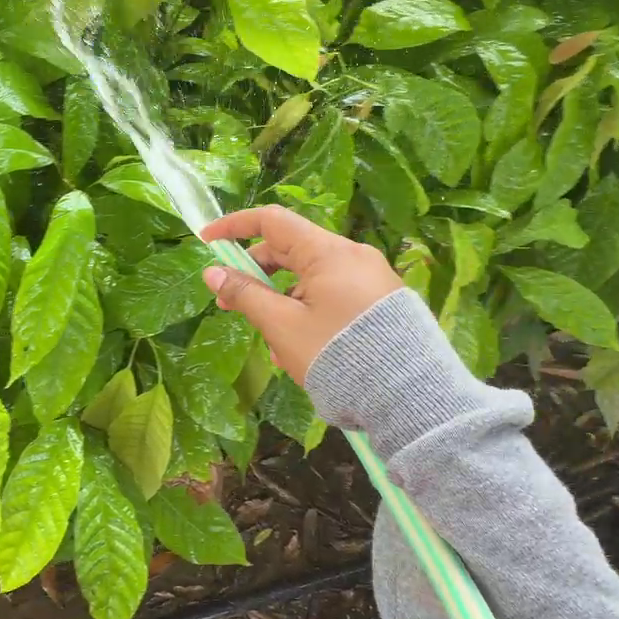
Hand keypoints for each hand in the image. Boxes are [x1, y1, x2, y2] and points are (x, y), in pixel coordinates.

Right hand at [199, 207, 404, 384]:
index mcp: (328, 253)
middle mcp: (353, 257)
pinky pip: (332, 295)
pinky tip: (300, 349)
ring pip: (309, 277)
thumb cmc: (336, 353)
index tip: (207, 240)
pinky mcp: (381, 303)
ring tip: (272, 343)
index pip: (272, 221)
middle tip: (229, 304)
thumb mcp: (281, 325)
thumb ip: (244, 294)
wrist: (411, 397)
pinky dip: (306, 310)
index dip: (235, 226)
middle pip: (290, 250)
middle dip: (255, 274)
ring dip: (280, 300)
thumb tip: (213, 272)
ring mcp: (371, 280)